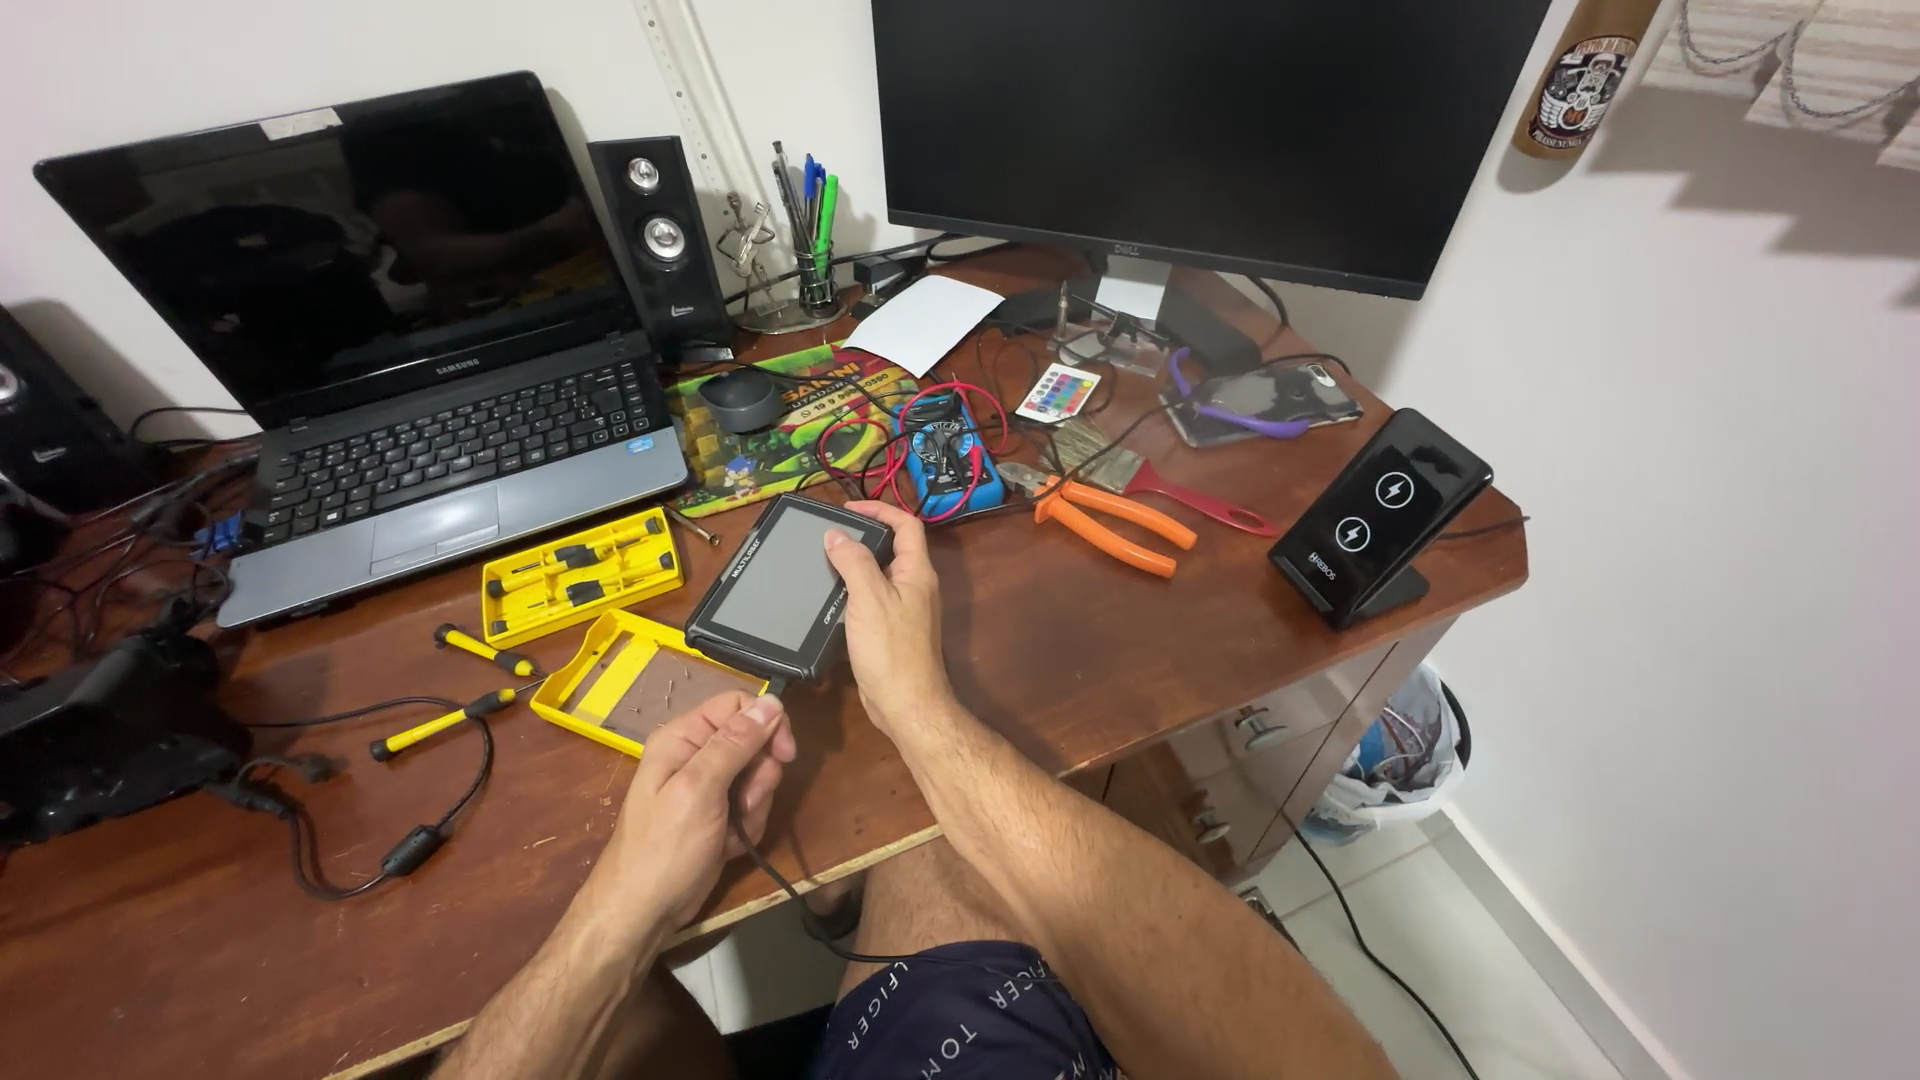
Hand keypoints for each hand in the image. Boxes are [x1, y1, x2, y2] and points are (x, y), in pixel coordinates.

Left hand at [578, 691, 796, 939]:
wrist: (643, 914)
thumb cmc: (664, 849)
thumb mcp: (700, 790)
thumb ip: (735, 743)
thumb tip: (771, 701)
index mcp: (684, 737)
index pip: (740, 705)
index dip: (767, 724)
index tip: (785, 754)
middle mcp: (696, 753)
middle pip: (755, 740)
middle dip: (761, 774)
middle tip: (747, 802)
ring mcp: (709, 785)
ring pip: (759, 774)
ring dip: (756, 804)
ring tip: (734, 829)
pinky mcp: (720, 813)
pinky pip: (753, 803)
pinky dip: (749, 824)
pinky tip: (731, 843)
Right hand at [823, 500, 955, 737]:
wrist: (906, 703)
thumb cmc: (891, 649)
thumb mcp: (869, 598)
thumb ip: (855, 562)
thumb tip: (836, 535)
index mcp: (917, 572)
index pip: (907, 525)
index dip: (881, 510)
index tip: (849, 510)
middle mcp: (915, 586)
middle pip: (893, 548)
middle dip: (864, 536)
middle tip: (830, 533)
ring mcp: (906, 609)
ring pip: (880, 574)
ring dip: (856, 564)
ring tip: (824, 559)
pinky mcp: (892, 631)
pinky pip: (873, 599)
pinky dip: (853, 591)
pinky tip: (831, 596)